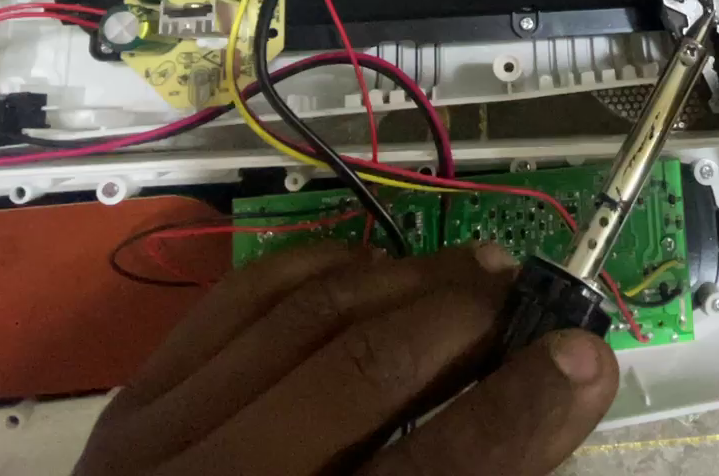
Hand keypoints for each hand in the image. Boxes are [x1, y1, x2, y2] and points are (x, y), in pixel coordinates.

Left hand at [76, 243, 618, 475]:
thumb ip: (467, 471)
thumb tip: (551, 385)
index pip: (431, 475)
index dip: (520, 410)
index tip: (588, 357)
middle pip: (367, 373)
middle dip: (469, 319)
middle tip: (529, 294)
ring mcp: (153, 447)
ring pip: (313, 314)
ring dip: (414, 277)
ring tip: (478, 266)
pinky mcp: (130, 402)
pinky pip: (248, 293)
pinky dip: (328, 264)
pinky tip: (381, 264)